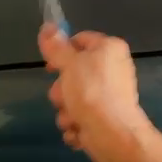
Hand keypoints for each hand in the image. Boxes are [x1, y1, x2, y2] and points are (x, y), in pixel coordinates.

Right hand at [39, 25, 151, 157]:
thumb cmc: (92, 92)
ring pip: (73, 100)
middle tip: (64, 96)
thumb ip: (56, 46)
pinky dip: (76, 127)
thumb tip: (48, 27)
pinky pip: (80, 119)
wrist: (113, 135)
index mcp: (109, 49)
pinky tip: (80, 131)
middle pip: (73, 73)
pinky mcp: (104, 120)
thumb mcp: (69, 64)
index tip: (50, 66)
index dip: (61, 52)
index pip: (79, 40)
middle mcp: (112, 70)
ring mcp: (109, 97)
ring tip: (74, 118)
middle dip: (62, 90)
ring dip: (67, 111)